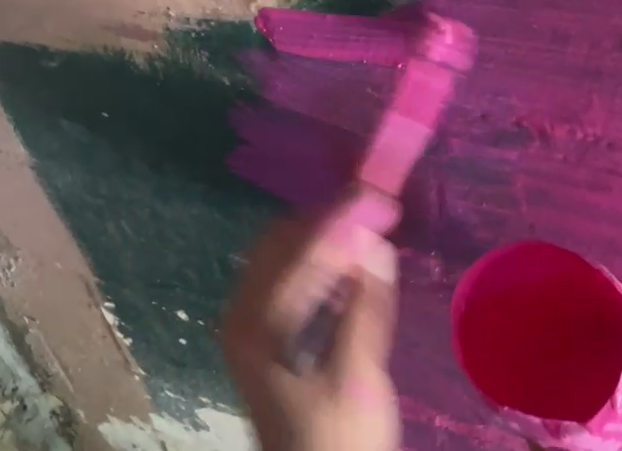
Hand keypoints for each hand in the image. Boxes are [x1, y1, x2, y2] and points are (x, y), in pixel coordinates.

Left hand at [221, 205, 400, 450]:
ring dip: (323, 234)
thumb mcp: (357, 379)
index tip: (380, 196)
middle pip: (283, 241)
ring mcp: (247, 322)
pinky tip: (346, 261)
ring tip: (367, 226)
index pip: (300, 248)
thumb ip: (363, 308)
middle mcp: (242, 313)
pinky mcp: (261, 332)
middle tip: (377, 208)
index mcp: (257, 323)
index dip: (341, 215)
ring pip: (282, 253)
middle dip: (330, 218)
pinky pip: (285, 273)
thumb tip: (373, 243)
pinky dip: (315, 257)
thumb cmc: (338, 442)